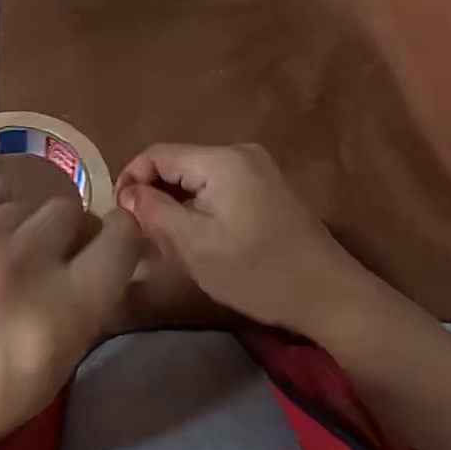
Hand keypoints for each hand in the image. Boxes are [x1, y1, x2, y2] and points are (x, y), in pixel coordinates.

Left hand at [0, 170, 141, 449]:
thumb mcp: (56, 368)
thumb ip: (90, 305)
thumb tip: (108, 253)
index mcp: (62, 309)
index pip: (122, 238)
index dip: (124, 238)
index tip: (112, 245)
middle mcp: (24, 260)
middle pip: (75, 213)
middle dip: (72, 236)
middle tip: (50, 260)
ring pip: (35, 198)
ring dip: (33, 224)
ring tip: (9, 251)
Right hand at [115, 143, 381, 336]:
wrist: (330, 296)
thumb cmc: (258, 272)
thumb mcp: (195, 246)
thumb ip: (155, 212)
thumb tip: (128, 193)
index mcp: (221, 160)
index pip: (158, 153)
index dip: (131, 178)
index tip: (120, 212)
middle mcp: (239, 153)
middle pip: (178, 162)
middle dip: (154, 192)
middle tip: (142, 230)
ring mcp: (258, 168)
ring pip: (197, 176)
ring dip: (176, 201)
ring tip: (165, 236)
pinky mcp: (268, 187)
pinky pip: (219, 185)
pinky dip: (199, 204)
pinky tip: (197, 234)